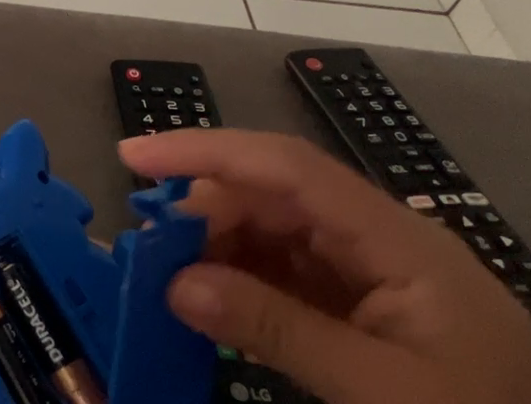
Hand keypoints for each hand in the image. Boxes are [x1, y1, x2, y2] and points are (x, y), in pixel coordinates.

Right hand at [122, 130, 530, 403]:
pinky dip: (237, 277)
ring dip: (215, 245)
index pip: (288, 168)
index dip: (206, 151)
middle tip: (147, 245)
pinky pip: (281, 270)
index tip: (134, 156)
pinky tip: (210, 297)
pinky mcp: (358, 302)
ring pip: (270, 229)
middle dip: (202, 208)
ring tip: (171, 278)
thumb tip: (175, 285)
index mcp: (397, 239)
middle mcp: (377, 237)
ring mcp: (368, 270)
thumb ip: (279, 331)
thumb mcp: (383, 390)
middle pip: (271, 194)